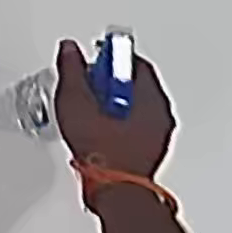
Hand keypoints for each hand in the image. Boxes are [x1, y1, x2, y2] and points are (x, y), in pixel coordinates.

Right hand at [55, 38, 174, 176]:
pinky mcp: (151, 144)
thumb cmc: (100, 144)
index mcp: (148, 97)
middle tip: (85, 74)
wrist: (114, 184)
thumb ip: (72, 69)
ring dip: (112, 93)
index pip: (132, 62)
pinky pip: (137, 117)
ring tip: (86, 99)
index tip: (94, 49)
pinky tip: (97, 118)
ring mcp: (158, 130)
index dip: (109, 53)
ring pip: (136, 99)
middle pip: (135, 80)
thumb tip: (71, 48)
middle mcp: (160, 112)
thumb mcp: (74, 98)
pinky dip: (118, 111)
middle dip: (109, 74)